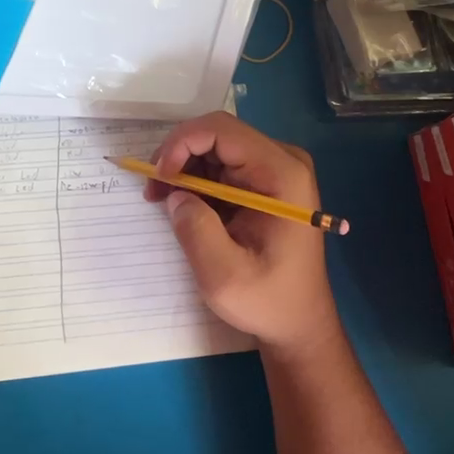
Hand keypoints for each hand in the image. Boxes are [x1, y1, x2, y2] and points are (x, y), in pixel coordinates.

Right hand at [146, 113, 338, 356]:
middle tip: (153, 191)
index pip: (222, 130)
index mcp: (282, 175)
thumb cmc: (268, 300)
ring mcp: (275, 170)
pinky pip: (222, 164)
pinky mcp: (264, 182)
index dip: (182, 143)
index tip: (159, 177)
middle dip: (178, 156)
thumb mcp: (224, 274)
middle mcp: (282, 161)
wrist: (299, 323)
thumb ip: (196, 229)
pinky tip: (182, 204)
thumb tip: (175, 195)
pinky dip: (196, 178)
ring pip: (215, 147)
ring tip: (162, 199)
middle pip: (217, 134)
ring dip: (183, 168)